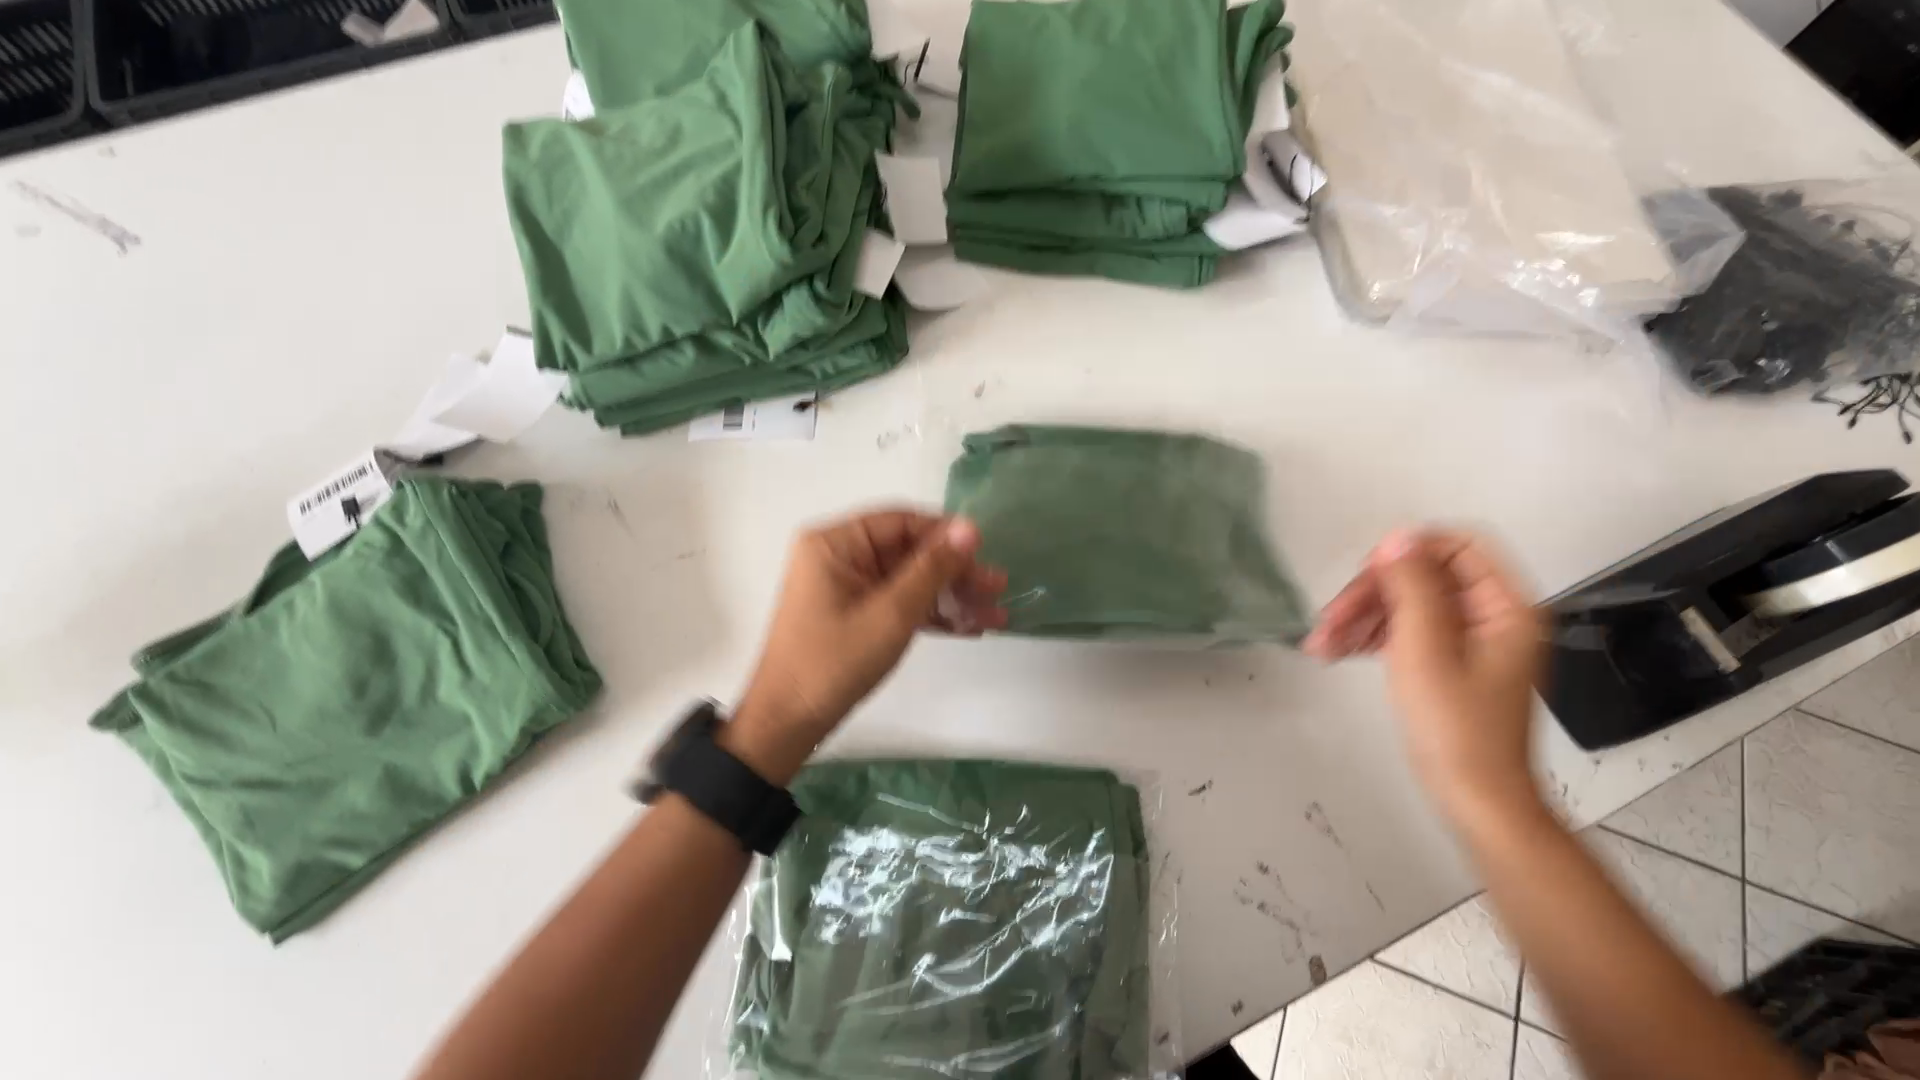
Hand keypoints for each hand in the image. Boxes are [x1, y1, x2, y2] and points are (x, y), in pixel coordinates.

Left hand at [724, 510, 1006, 782]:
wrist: (787, 723)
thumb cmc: (834, 662)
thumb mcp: (890, 613)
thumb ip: (932, 569)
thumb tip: (969, 528)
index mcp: (835, 543)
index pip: (901, 521)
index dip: (945, 535)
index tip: (986, 552)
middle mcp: (839, 556)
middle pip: (909, 551)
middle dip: (955, 572)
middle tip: (998, 588)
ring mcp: (846, 587)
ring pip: (910, 580)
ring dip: (951, 597)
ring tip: (995, 615)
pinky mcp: (854, 615)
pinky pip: (899, 603)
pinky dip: (930, 615)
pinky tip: (969, 628)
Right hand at [1305, 529, 1545, 821]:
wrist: (1475, 800)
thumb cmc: (1456, 730)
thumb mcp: (1426, 650)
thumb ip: (1413, 588)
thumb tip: (1396, 539)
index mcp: (1505, 607)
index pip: (1459, 546)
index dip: (1408, 552)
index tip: (1365, 575)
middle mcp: (1491, 615)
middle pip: (1423, 576)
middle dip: (1371, 594)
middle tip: (1328, 621)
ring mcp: (1469, 640)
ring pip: (1407, 603)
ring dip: (1361, 616)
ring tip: (1321, 645)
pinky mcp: (1448, 662)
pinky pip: (1406, 630)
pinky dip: (1370, 636)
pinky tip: (1337, 651)